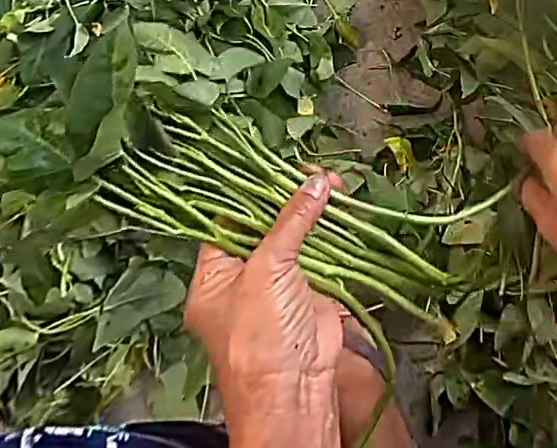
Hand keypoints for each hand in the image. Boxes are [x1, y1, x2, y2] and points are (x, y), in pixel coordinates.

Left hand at [184, 171, 344, 447]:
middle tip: (310, 170)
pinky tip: (341, 203)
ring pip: (295, 232)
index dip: (251, 191)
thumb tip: (315, 182)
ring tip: (331, 180)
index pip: (228, 219)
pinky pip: (320, 247)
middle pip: (265, 222)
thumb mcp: (266, 269)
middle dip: (289, 195)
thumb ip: (291, 220)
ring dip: (314, 207)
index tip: (274, 165)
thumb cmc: (259, 340)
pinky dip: (332, 226)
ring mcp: (278, 280)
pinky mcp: (309, 285)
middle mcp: (244, 274)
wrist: (295, 392)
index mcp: (215, 274)